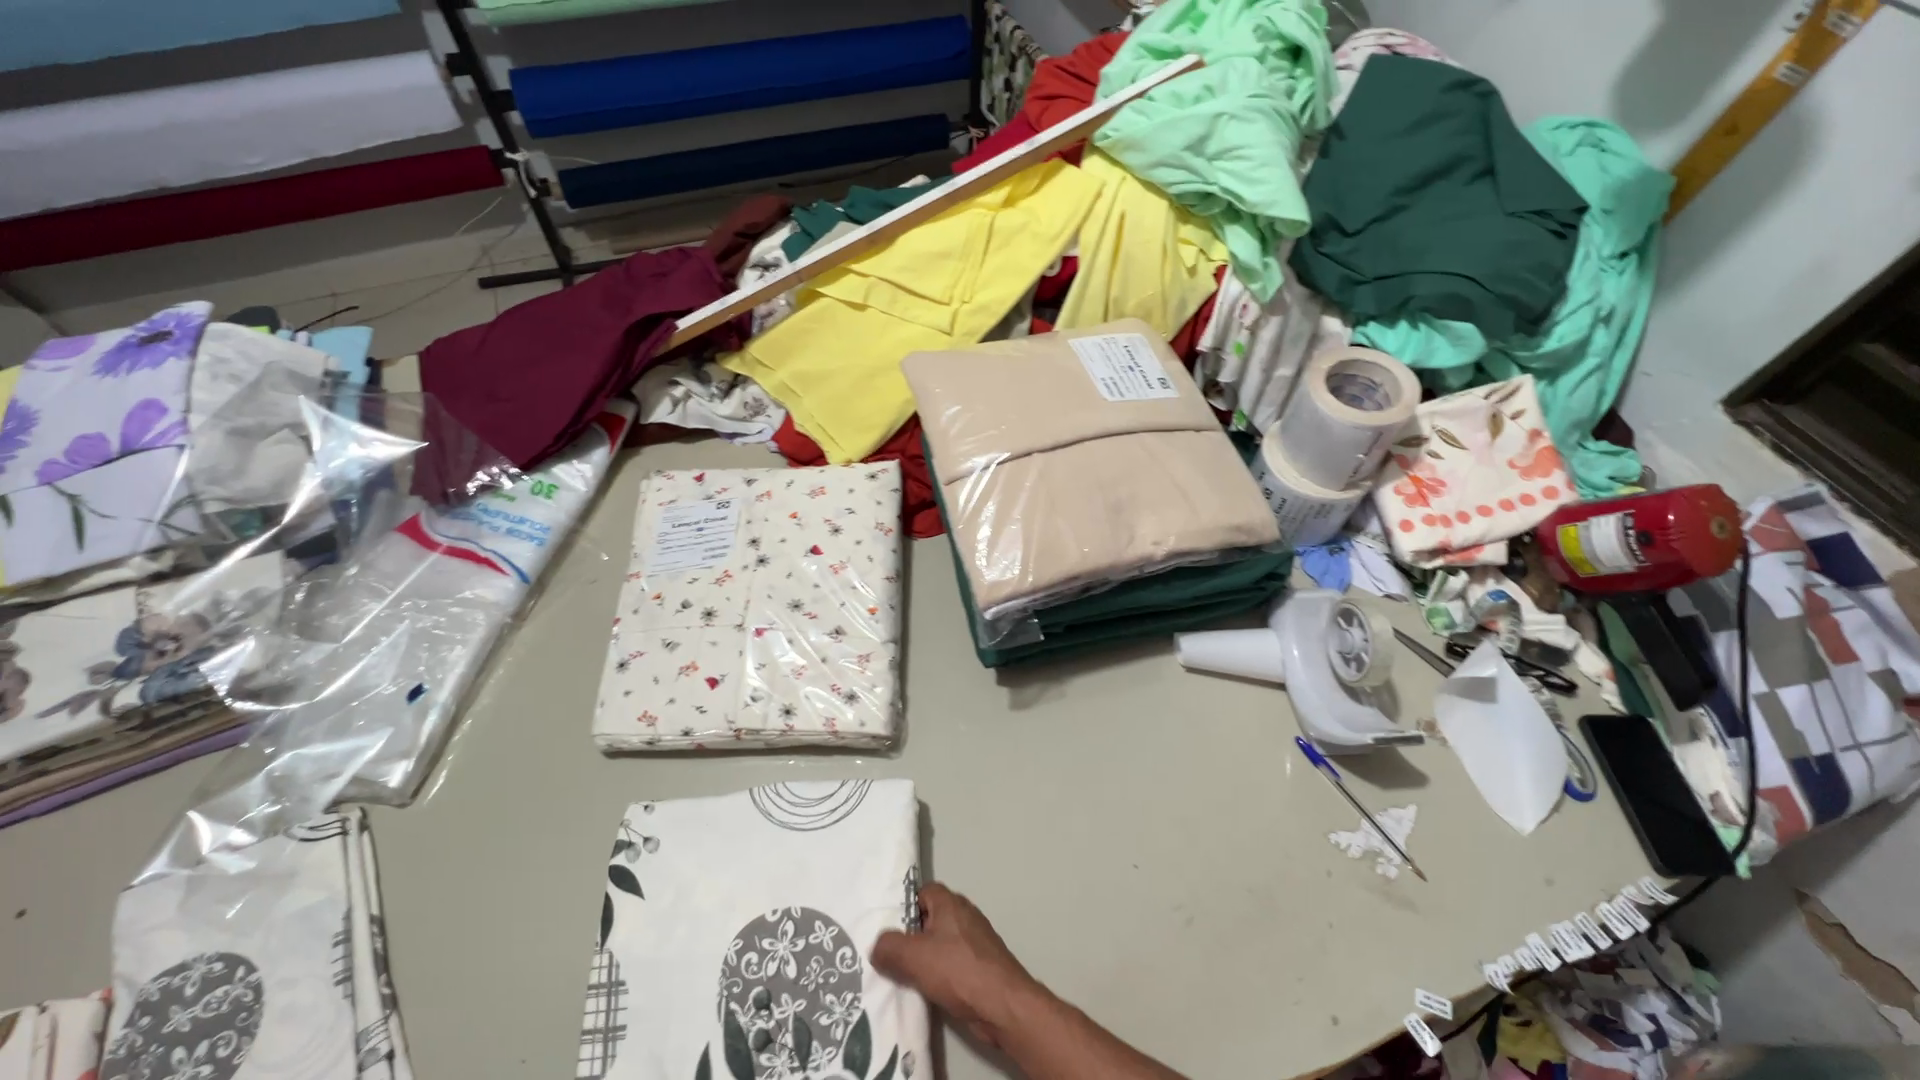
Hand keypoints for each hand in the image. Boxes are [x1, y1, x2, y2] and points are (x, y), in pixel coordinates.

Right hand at [872, 883, 1044, 1048]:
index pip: (922, 892)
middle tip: (891, 957)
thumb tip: (877, 947)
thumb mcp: (913, 956)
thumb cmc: (958, 971)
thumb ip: (888, 946)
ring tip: (903, 977)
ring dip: (924, 960)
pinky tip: (926, 991)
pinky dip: (939, 975)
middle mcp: (964, 916)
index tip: (889, 931)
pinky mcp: (981, 966)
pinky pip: (952, 964)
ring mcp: (975, 942)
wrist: (1002, 1005)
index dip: (904, 908)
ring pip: (940, 944)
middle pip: (930, 919)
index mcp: (950, 903)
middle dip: (911, 937)